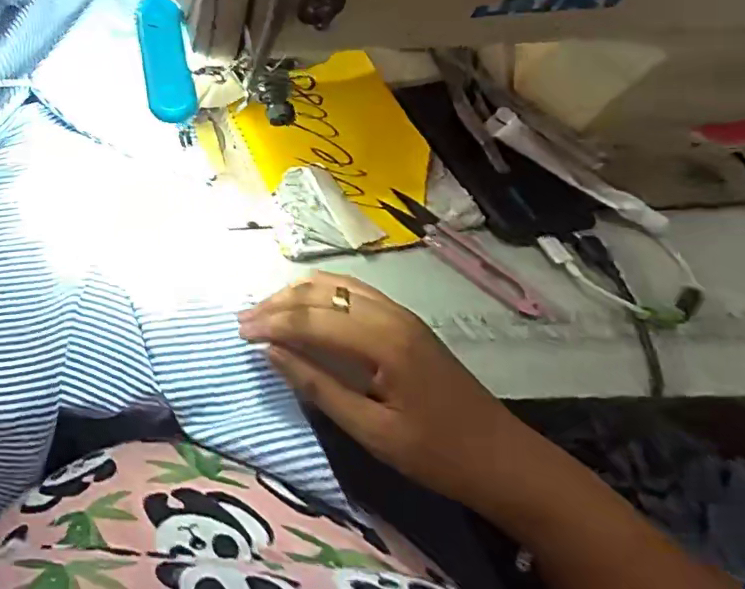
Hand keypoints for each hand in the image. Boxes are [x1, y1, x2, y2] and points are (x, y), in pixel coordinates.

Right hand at [239, 273, 546, 511]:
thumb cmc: (437, 454)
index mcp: (383, 340)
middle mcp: (388, 313)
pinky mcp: (402, 318)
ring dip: (295, 296)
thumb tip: (270, 353)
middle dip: (277, 304)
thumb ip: (318, 386)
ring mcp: (397, 311)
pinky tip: (304, 310)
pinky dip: (318, 295)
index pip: (311, 318)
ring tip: (265, 314)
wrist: (505, 459)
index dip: (272, 322)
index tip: (240, 333)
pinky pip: (350, 291)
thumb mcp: (372, 431)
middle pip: (318, 292)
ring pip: (333, 284)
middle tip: (244, 322)